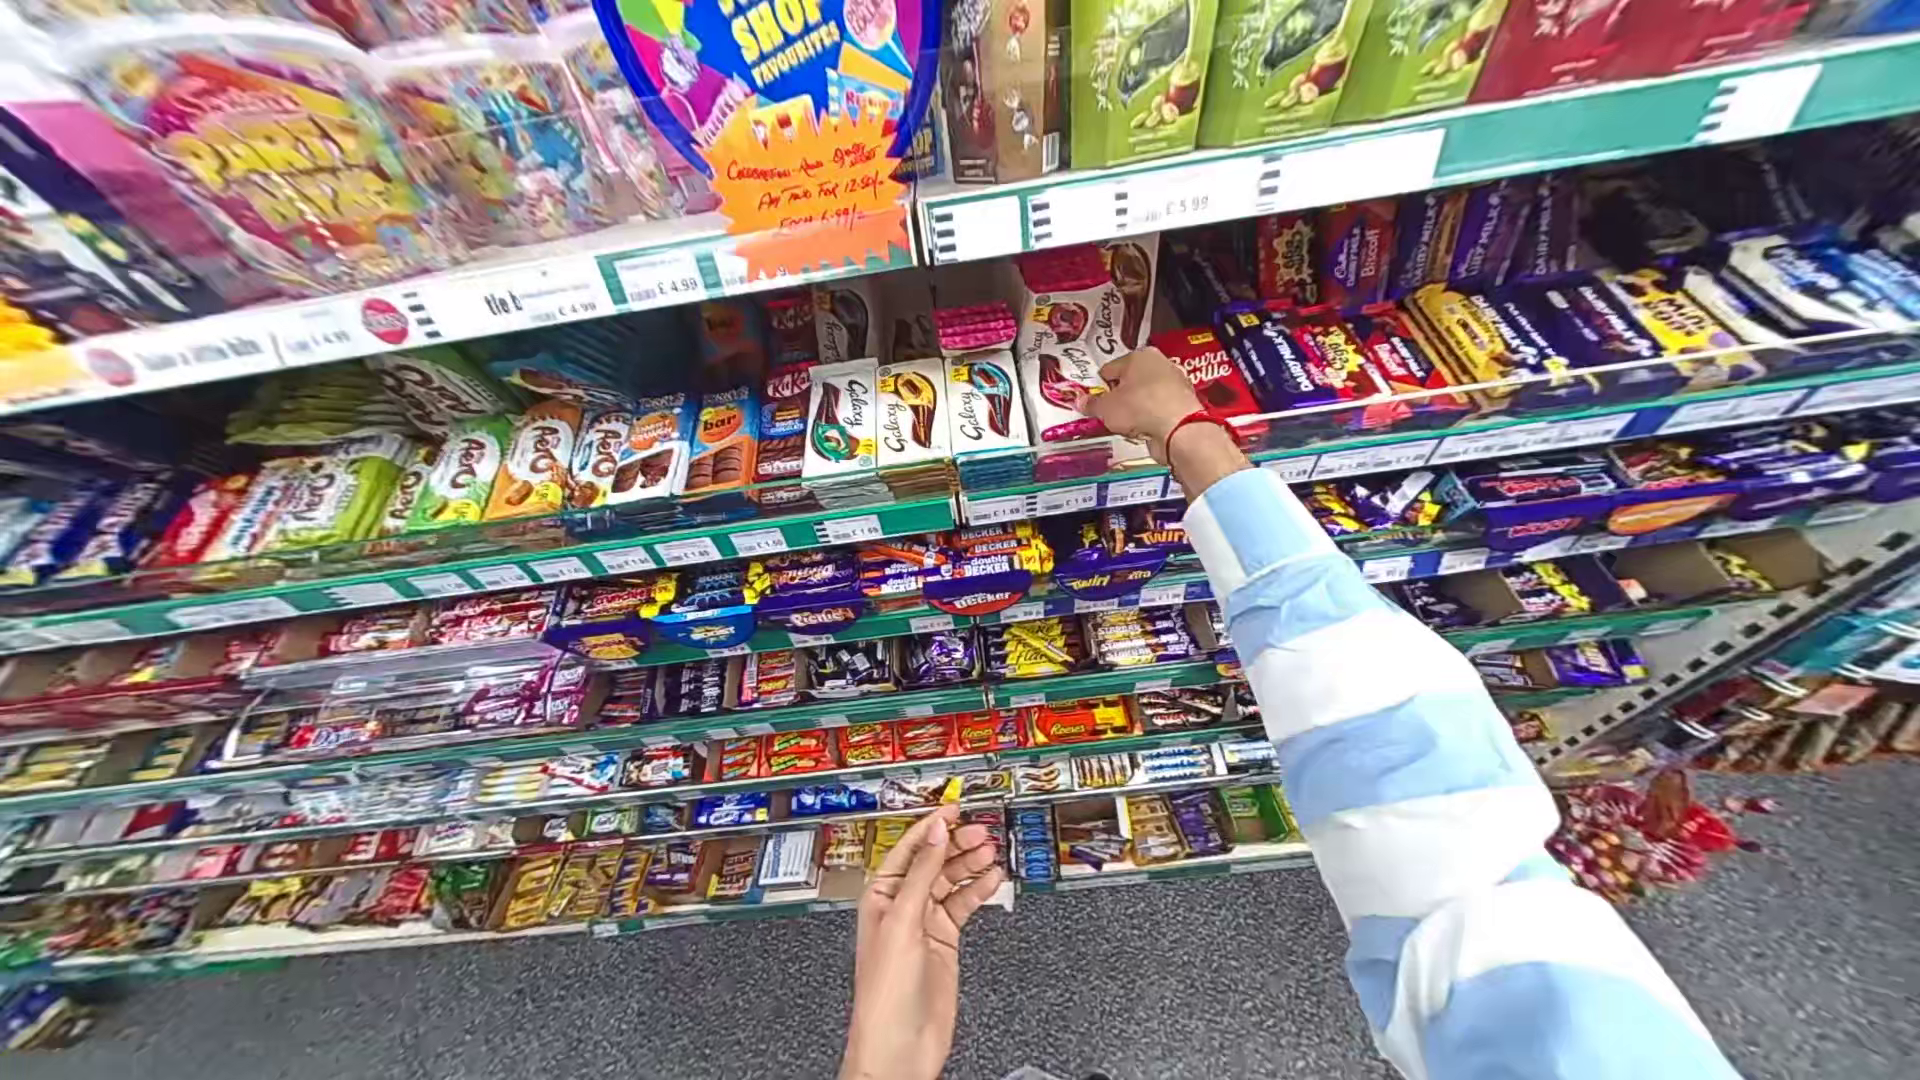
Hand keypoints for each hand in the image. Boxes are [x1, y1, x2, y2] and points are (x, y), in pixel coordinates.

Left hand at [841, 805, 1005, 1079]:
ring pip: (952, 879)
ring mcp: (926, 920)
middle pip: (935, 859)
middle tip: (981, 831)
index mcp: (882, 892)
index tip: (953, 809)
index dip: (932, 825)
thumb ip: (923, 872)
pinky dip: (979, 888)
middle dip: (957, 842)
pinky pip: (964, 903)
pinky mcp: (945, 938)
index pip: (910, 847)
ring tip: (990, 850)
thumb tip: (935, 832)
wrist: (900, 1048)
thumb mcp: (904, 920)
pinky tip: (992, 878)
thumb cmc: (884, 993)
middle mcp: (904, 902)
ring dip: (971, 862)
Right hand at [1080, 347, 1202, 462]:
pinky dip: (1150, 417)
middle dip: (1119, 397)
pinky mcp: (1183, 402)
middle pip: (1130, 380)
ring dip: (1134, 408)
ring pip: (1144, 395)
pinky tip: (1144, 428)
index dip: (1099, 387)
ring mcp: (1174, 382)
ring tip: (1126, 424)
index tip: (1094, 403)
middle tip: (1109, 414)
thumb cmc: (1139, 408)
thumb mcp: (1105, 408)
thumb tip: (1081, 401)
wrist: (1178, 428)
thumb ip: (1091, 404)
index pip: (1109, 369)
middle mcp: (1160, 363)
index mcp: (1139, 355)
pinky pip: (1157, 408)